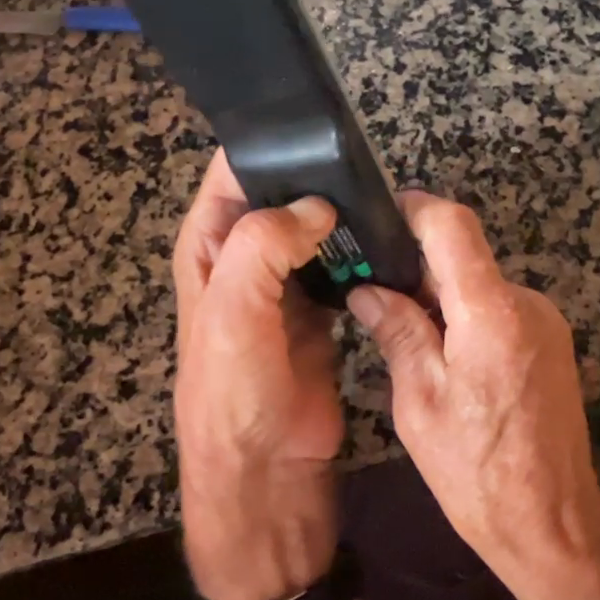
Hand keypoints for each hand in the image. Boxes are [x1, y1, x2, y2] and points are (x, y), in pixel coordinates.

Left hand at [174, 150, 344, 599]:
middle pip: (283, 197)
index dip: (272, 147)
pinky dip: (362, 258)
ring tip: (386, 201)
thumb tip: (318, 205)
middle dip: (320, 181)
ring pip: (317, 232)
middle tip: (369, 165)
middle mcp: (245, 259)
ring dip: (345, 220)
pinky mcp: (320, 314)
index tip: (321, 128)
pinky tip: (389, 247)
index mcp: (210, 246)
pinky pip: (342, 270)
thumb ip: (265, 245)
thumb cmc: (234, 392)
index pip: (235, 173)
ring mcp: (285, 287)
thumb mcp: (233, 311)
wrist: (267, 471)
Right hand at [347, 193, 599, 599]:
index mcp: (492, 314)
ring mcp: (548, 324)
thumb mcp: (419, 402)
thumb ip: (398, 333)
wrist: (551, 522)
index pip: (453, 226)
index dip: (414, 209)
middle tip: (371, 297)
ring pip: (481, 288)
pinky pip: (501, 313)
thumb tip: (367, 290)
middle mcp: (529, 305)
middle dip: (418, 271)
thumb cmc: (475, 471)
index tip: (380, 216)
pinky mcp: (554, 345)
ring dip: (442, 302)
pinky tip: (444, 361)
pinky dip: (468, 322)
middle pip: (466, 259)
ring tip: (404, 341)